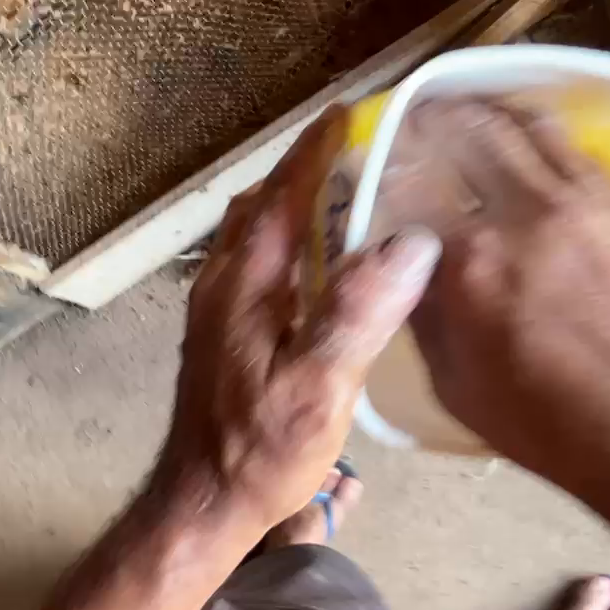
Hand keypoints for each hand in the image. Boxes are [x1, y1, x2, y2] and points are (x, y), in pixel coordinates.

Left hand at [151, 106, 441, 540]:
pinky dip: (282, 238)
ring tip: (338, 192)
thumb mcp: (317, 391)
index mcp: (245, 285)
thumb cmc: (259, 449)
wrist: (203, 495)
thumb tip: (406, 245)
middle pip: (259, 206)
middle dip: (300, 170)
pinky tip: (313, 259)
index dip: (312, 152)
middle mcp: (221, 283)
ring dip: (288, 202)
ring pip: (250, 232)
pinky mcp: (217, 328)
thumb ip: (355, 317)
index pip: (280, 198)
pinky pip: (250, 260)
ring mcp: (213, 306)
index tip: (345, 114)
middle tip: (352, 149)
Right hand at [405, 101, 609, 493]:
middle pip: (464, 131)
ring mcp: (587, 203)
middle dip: (428, 115)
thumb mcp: (457, 386)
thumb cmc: (558, 429)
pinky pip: (576, 150)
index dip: (379, 163)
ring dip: (486, 109)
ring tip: (464, 109)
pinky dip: (538, 133)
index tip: (366, 159)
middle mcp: (524, 214)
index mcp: (467, 261)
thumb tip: (403, 273)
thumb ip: (423, 318)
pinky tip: (526, 142)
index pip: (405, 183)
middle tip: (409, 116)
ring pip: (526, 125)